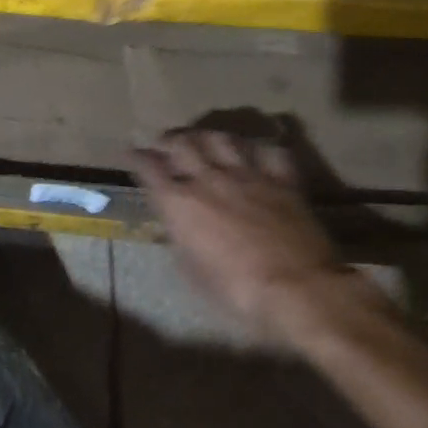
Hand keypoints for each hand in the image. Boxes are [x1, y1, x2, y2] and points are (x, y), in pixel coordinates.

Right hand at [131, 129, 346, 343]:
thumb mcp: (192, 274)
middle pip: (181, 143)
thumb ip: (180, 242)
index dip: (136, 156)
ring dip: (207, 136)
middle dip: (168, 139)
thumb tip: (175, 230)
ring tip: (203, 139)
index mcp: (178, 203)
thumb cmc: (237, 292)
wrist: (297, 289)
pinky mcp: (282, 182)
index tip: (130, 152)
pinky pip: (270, 152)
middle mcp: (207, 180)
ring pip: (221, 139)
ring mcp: (247, 176)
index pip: (147, 167)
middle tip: (164, 142)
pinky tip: (254, 151)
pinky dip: (258, 148)